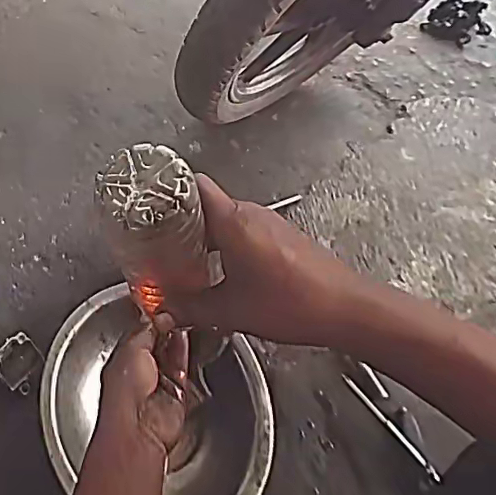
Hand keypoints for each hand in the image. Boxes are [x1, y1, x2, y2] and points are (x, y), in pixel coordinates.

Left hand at [96, 316, 191, 456]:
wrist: (141, 428)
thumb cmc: (124, 393)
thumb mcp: (131, 349)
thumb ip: (146, 331)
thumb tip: (157, 318)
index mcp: (122, 361)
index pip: (137, 335)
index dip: (149, 320)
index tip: (161, 306)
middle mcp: (139, 372)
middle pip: (156, 344)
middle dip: (164, 328)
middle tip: (175, 310)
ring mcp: (158, 383)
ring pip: (170, 354)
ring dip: (176, 338)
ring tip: (183, 319)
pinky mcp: (176, 393)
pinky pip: (182, 368)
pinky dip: (184, 352)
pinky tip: (187, 337)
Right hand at [166, 174, 376, 349]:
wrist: (345, 308)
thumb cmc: (294, 302)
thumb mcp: (231, 311)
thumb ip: (191, 308)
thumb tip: (167, 310)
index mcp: (234, 220)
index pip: (194, 183)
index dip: (169, 188)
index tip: (149, 202)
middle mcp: (251, 214)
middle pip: (206, 202)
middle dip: (181, 220)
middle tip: (159, 240)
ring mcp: (269, 223)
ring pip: (226, 217)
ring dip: (205, 234)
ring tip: (186, 259)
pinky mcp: (282, 237)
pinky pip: (244, 229)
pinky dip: (226, 243)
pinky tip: (221, 270)